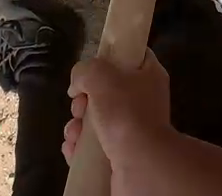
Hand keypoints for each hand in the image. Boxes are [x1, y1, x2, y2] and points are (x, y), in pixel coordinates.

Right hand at [62, 51, 176, 182]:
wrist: (140, 166)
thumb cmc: (125, 113)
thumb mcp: (101, 76)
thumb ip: (85, 70)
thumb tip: (77, 86)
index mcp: (149, 74)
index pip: (131, 55)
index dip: (109, 57)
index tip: (91, 67)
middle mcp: (143, 100)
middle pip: (106, 89)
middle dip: (84, 98)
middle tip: (79, 107)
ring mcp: (132, 129)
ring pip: (96, 119)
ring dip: (78, 125)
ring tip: (74, 133)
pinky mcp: (121, 154)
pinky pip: (93, 146)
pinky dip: (80, 147)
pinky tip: (72, 149)